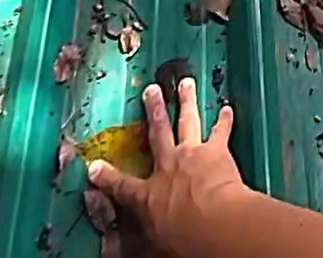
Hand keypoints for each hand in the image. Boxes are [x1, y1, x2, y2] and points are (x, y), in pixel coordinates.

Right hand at [89, 79, 249, 254]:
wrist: (212, 223)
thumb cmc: (182, 242)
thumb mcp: (152, 247)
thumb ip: (137, 243)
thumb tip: (114, 254)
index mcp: (149, 195)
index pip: (122, 187)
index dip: (107, 177)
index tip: (95, 166)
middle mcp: (168, 166)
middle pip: (158, 133)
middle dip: (153, 110)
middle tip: (151, 89)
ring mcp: (192, 153)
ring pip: (187, 120)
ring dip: (187, 100)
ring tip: (186, 82)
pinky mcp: (215, 150)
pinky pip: (221, 131)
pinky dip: (224, 120)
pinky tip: (227, 109)